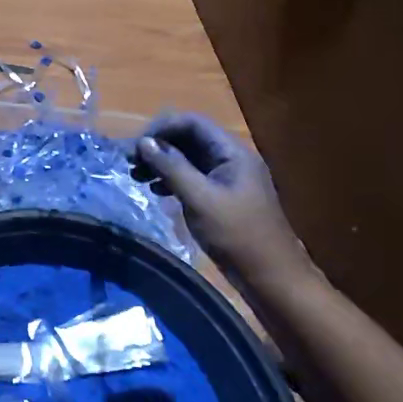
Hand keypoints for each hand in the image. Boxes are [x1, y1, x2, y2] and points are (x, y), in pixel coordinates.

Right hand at [137, 113, 310, 282]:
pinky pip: (192, 176)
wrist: (272, 278)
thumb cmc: (237, 235)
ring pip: (187, 158)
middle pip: (188, 138)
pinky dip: (171, 179)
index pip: (192, 123)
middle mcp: (230, 158)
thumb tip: (144, 142)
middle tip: (130, 163)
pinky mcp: (221, 196)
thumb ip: (171, 167)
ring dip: (160, 163)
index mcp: (232, 152)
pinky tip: (154, 191)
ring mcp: (226, 178)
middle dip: (157, 146)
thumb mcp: (199, 199)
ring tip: (136, 176)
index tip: (136, 147)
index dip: (161, 128)